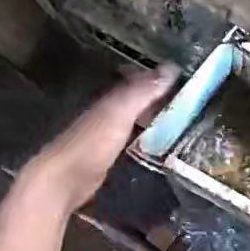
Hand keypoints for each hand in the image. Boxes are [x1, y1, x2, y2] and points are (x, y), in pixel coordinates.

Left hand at [19, 65, 175, 213]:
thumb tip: (171, 69)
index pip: (137, 81)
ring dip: (152, 120)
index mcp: (109, 100)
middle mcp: (106, 114)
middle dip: (158, 100)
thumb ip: (142, 93)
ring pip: (133, 121)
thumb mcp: (119, 113)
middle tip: (186, 104)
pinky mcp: (104, 158)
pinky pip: (131, 141)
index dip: (158, 79)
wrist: (63, 181)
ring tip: (179, 125)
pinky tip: (156, 147)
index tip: (184, 79)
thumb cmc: (91, 144)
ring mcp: (104, 137)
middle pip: (136, 101)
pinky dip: (145, 139)